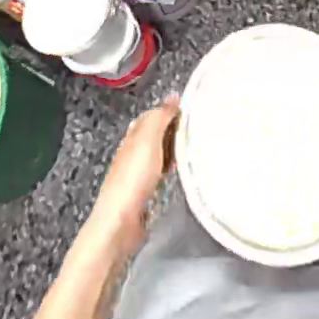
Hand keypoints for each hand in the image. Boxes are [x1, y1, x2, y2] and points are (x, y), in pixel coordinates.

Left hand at [84, 94, 179, 250]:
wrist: (119, 224)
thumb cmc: (134, 178)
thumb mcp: (148, 140)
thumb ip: (160, 117)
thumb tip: (174, 95)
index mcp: (133, 135)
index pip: (154, 115)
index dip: (171, 110)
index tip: (194, 111)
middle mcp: (133, 151)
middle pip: (156, 133)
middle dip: (175, 129)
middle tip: (198, 130)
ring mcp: (137, 173)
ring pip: (159, 153)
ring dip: (174, 149)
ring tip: (194, 149)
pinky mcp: (143, 192)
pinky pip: (161, 172)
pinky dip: (171, 168)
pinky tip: (181, 173)